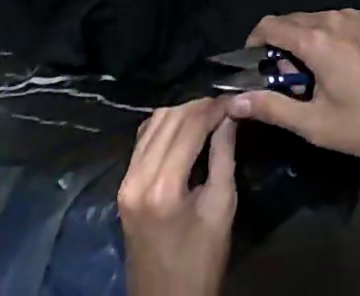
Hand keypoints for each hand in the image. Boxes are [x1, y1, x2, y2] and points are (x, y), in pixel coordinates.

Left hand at [118, 98, 236, 295]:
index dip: (215, 107)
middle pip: (170, 119)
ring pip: (154, 123)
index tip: (236, 101)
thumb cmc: (202, 259)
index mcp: (163, 187)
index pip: (190, 126)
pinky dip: (166, 126)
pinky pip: (144, 140)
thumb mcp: (222, 205)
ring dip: (183, 113)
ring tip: (209, 115)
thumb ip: (225, 154)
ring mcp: (125, 182)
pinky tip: (186, 130)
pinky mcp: (123, 186)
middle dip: (200, 106)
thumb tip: (231, 114)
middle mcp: (137, 178)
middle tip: (226, 107)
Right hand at [224, 9, 359, 170]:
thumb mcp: (315, 124)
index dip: (253, 44)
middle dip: (278, 47)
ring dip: (300, 43)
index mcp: (318, 39)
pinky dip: (321, 38)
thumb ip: (272, 107)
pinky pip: (332, 22)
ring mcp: (356, 17)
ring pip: (312, 21)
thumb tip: (233, 101)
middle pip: (290, 21)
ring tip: (309, 81)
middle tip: (283, 85)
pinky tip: (332, 69)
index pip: (270, 25)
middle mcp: (335, 18)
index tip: (250, 69)